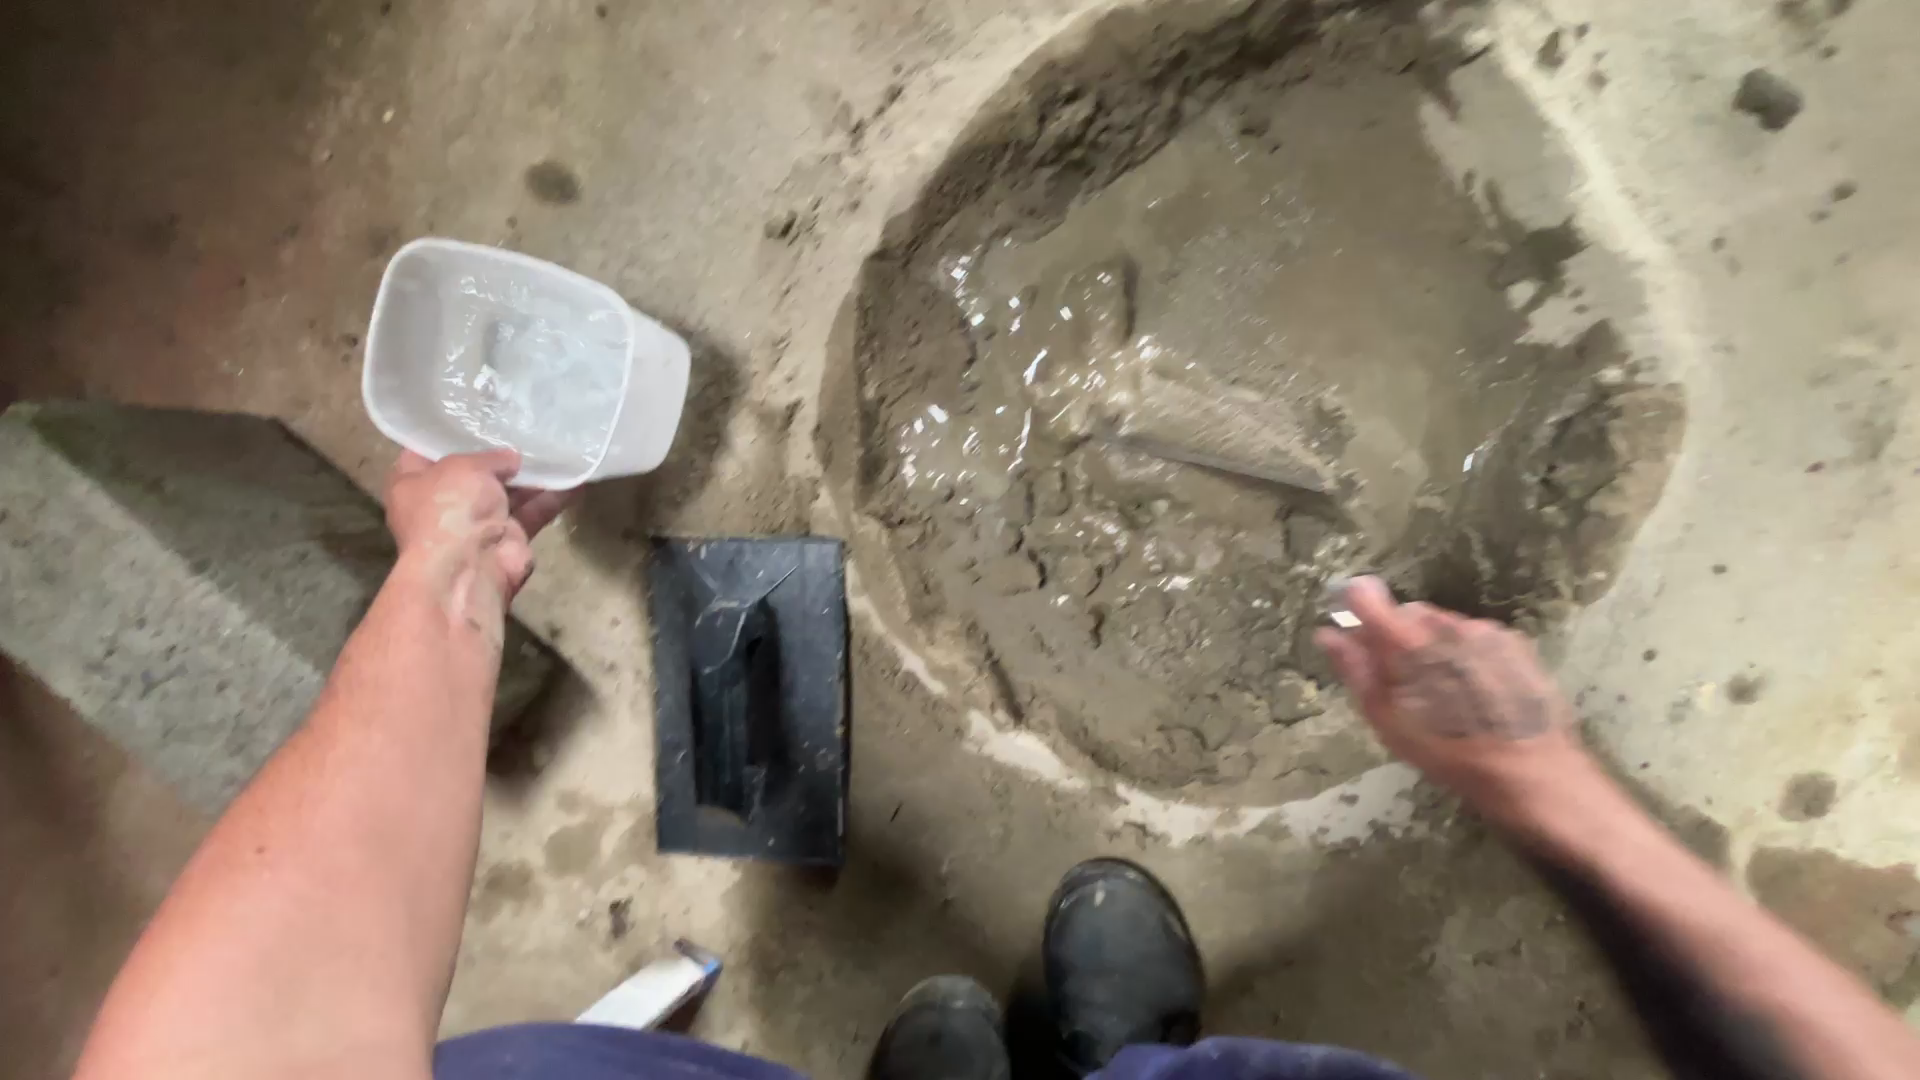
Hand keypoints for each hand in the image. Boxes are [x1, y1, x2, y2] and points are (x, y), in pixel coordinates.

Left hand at [384, 449, 574, 606]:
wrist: (471, 565)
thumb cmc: (449, 507)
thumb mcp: (463, 466)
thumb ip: (490, 457)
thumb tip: (512, 459)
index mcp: (413, 483)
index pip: (425, 451)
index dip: (447, 434)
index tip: (473, 416)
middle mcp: (443, 502)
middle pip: (472, 474)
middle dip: (497, 457)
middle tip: (523, 430)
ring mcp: (477, 522)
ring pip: (508, 493)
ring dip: (531, 477)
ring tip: (556, 449)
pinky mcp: (510, 537)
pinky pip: (533, 511)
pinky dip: (553, 497)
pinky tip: (575, 479)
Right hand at [1314, 577, 1589, 816]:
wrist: (1534, 775)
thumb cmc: (1448, 753)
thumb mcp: (1387, 720)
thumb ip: (1355, 670)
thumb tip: (1327, 634)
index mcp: (1409, 642)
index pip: (1366, 597)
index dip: (1352, 604)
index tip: (1348, 623)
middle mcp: (1446, 625)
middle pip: (1405, 613)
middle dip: (1394, 636)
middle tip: (1396, 677)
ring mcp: (1484, 631)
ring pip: (1439, 624)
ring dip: (1429, 644)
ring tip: (1438, 688)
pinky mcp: (1514, 642)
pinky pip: (1471, 635)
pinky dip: (1460, 651)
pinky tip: (1470, 688)